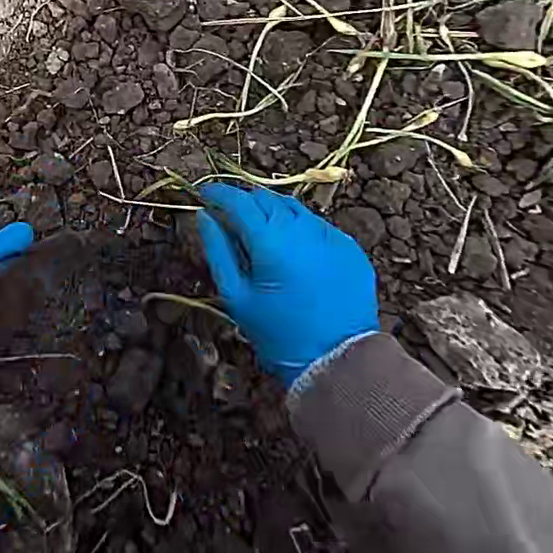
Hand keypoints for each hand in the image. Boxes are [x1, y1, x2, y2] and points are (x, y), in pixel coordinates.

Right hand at [195, 183, 379, 384]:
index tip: (204, 193)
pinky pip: (316, 225)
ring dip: (272, 212)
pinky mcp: (347, 245)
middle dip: (243, 202)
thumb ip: (218, 250)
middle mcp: (301, 226)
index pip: (238, 200)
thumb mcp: (238, 296)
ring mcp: (328, 233)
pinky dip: (298, 228)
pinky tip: (293, 250)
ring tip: (260, 233)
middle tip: (229, 217)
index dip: (217, 192)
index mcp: (270, 238)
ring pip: (292, 207)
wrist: (339, 360)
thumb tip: (205, 216)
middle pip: (265, 198)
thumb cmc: (279, 334)